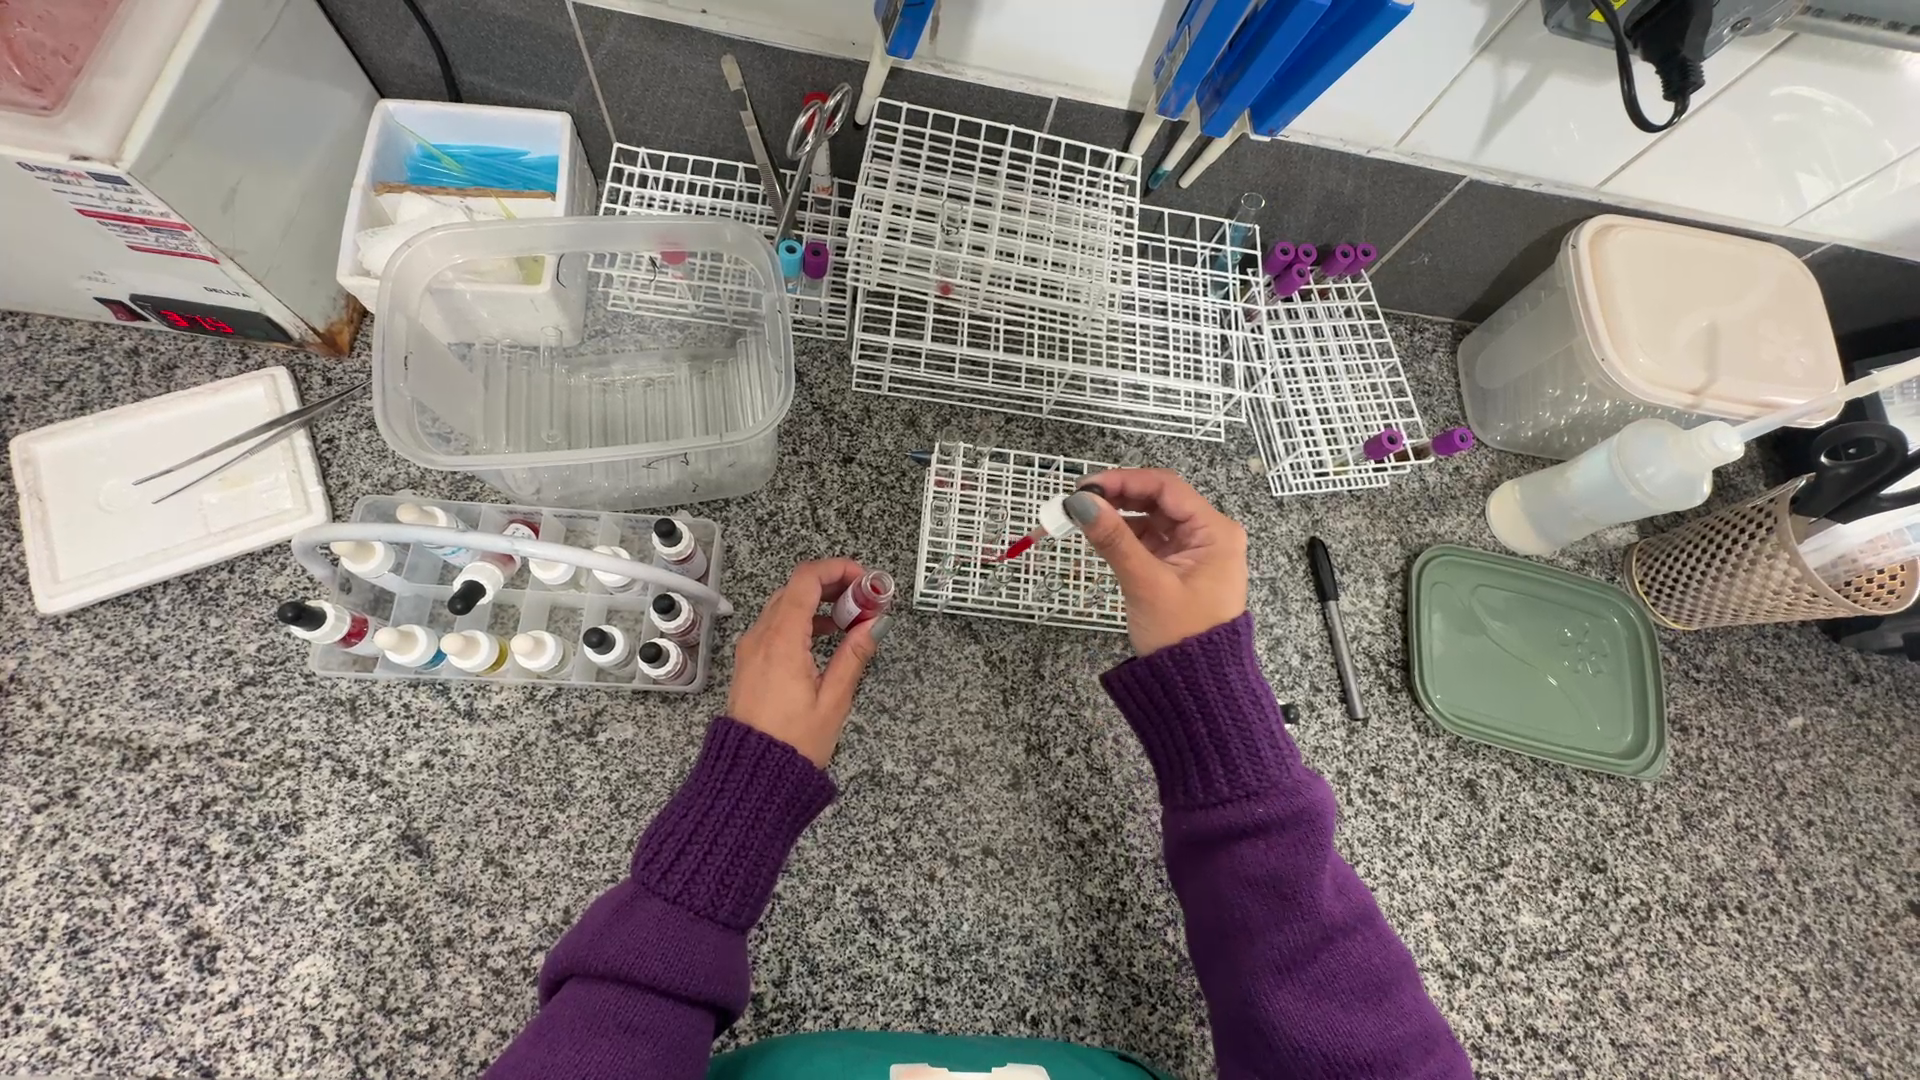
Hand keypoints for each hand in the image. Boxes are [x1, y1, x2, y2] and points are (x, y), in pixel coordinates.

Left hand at [727, 558, 888, 766]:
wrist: (750, 777)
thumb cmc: (793, 743)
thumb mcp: (834, 700)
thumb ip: (854, 655)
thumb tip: (874, 624)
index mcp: (781, 640)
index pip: (807, 580)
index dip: (838, 570)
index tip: (866, 581)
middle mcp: (761, 637)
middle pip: (796, 587)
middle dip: (834, 584)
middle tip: (865, 599)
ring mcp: (752, 648)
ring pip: (785, 604)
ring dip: (819, 602)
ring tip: (852, 619)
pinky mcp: (751, 662)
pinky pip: (776, 625)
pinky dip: (803, 620)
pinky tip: (827, 636)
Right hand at [1064, 469, 1247, 654]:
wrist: (1197, 686)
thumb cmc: (1182, 635)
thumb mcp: (1146, 583)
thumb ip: (1114, 540)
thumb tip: (1082, 503)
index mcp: (1215, 532)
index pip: (1166, 487)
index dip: (1124, 480)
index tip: (1086, 486)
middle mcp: (1209, 534)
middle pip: (1159, 498)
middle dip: (1119, 495)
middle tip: (1079, 499)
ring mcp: (1194, 550)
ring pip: (1152, 516)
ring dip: (1120, 513)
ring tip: (1085, 516)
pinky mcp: (1179, 566)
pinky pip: (1150, 538)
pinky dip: (1126, 533)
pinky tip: (1103, 534)